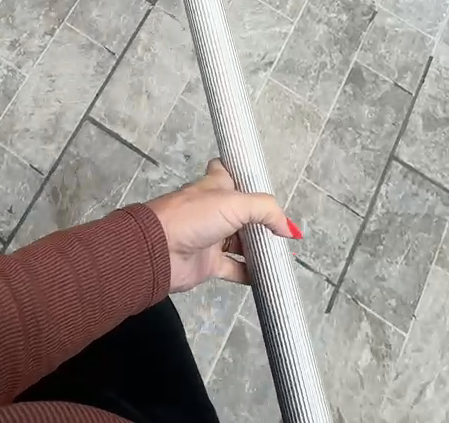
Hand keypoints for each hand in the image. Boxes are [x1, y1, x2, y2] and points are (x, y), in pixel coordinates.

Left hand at [144, 160, 298, 291]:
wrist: (160, 249)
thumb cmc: (191, 216)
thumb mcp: (234, 203)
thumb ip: (264, 211)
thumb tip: (288, 227)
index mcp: (214, 186)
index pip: (227, 172)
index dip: (243, 176)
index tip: (264, 185)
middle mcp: (213, 209)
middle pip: (240, 212)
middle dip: (260, 219)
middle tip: (283, 228)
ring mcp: (211, 236)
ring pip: (240, 241)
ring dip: (258, 247)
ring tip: (282, 253)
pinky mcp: (209, 263)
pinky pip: (234, 269)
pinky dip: (250, 273)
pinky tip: (267, 277)